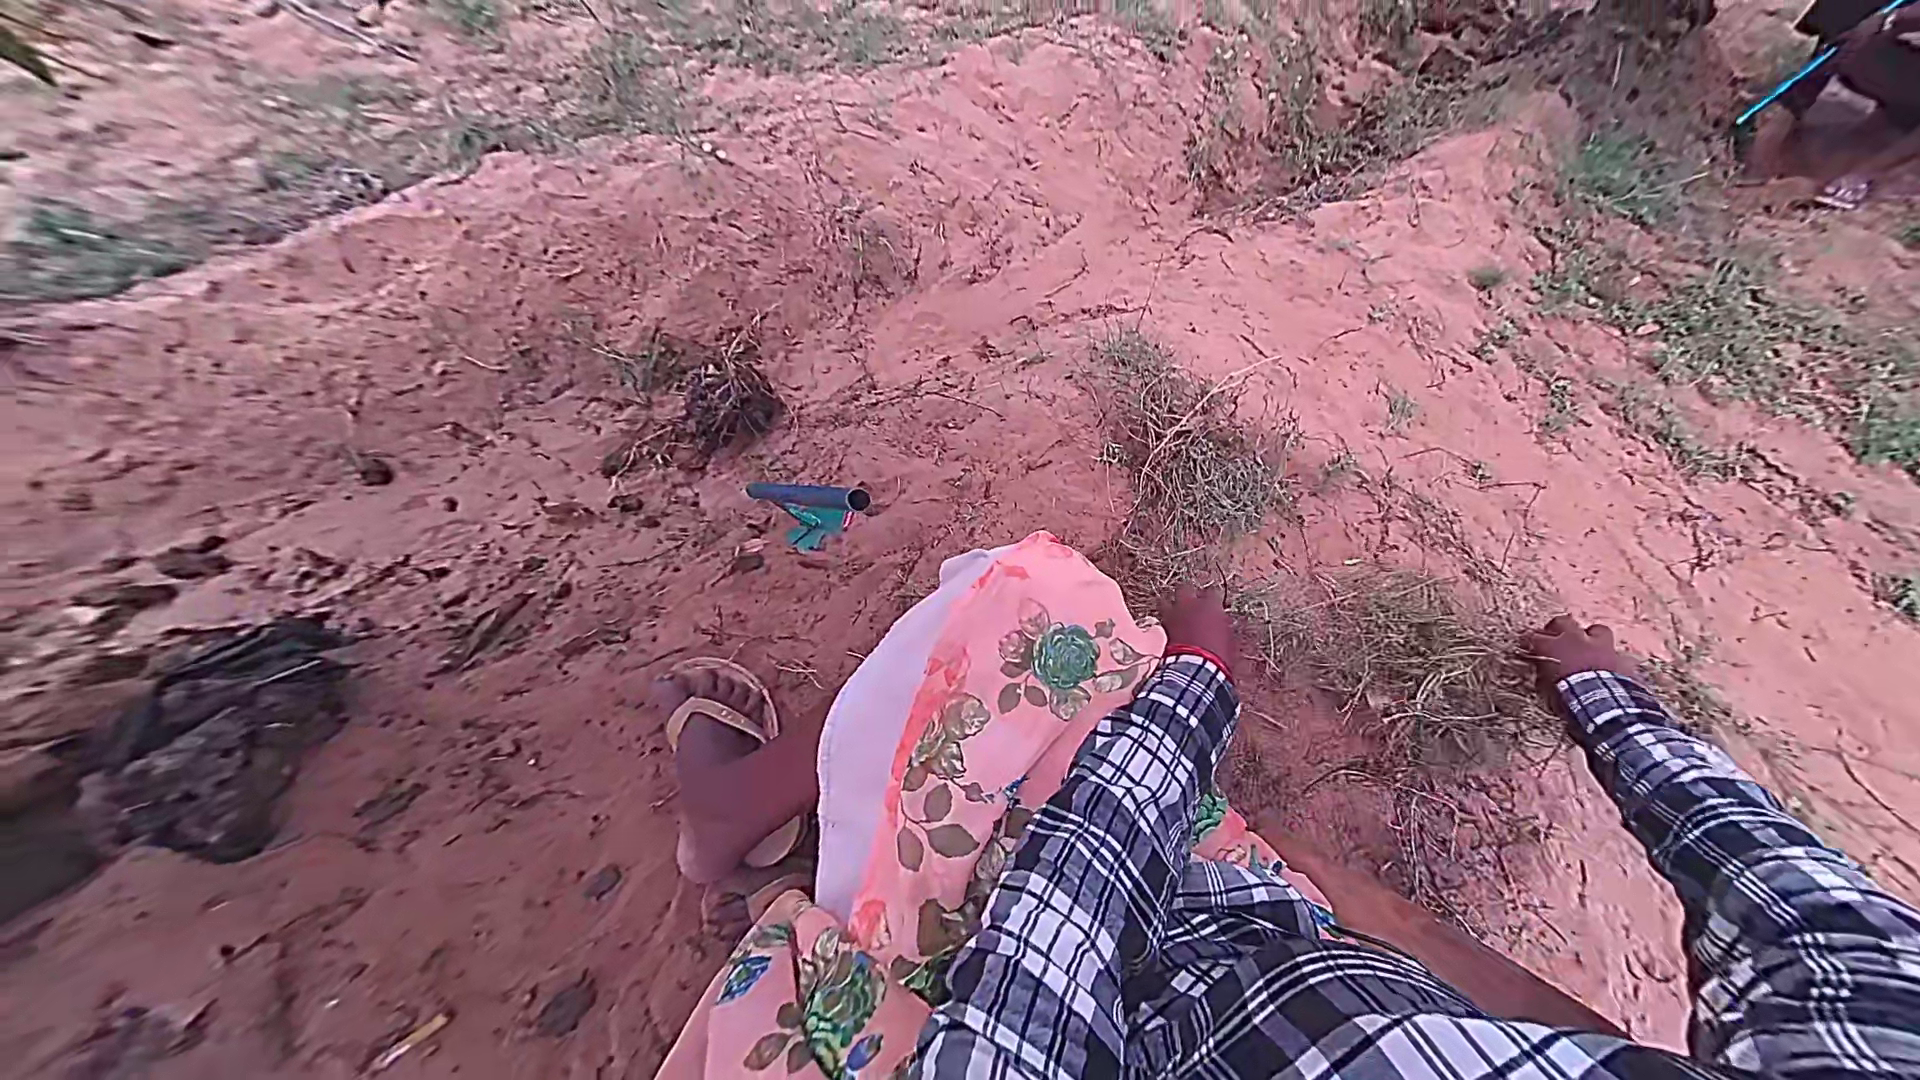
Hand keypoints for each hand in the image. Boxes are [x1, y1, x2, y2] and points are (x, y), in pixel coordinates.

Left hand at [1159, 584, 1237, 675]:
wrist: (1196, 667)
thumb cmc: (1218, 655)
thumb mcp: (1227, 639)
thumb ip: (1221, 624)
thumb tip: (1219, 622)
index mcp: (1211, 606)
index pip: (1211, 593)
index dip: (1210, 599)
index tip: (1211, 606)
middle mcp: (1190, 605)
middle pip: (1185, 589)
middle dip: (1187, 594)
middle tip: (1191, 604)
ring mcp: (1174, 614)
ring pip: (1166, 599)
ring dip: (1170, 605)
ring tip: (1175, 613)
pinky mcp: (1162, 625)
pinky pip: (1161, 616)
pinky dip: (1165, 619)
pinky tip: (1169, 626)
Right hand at [1522, 615, 1632, 699]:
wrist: (1599, 699)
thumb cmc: (1566, 691)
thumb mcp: (1544, 683)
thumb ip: (1543, 669)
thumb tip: (1542, 669)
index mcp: (1549, 645)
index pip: (1533, 636)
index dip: (1532, 641)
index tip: (1531, 646)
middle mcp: (1572, 640)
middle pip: (1562, 622)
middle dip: (1559, 627)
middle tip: (1556, 634)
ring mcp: (1598, 646)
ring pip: (1596, 629)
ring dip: (1592, 635)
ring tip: (1588, 643)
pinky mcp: (1619, 658)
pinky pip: (1616, 652)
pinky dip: (1611, 657)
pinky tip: (1607, 663)